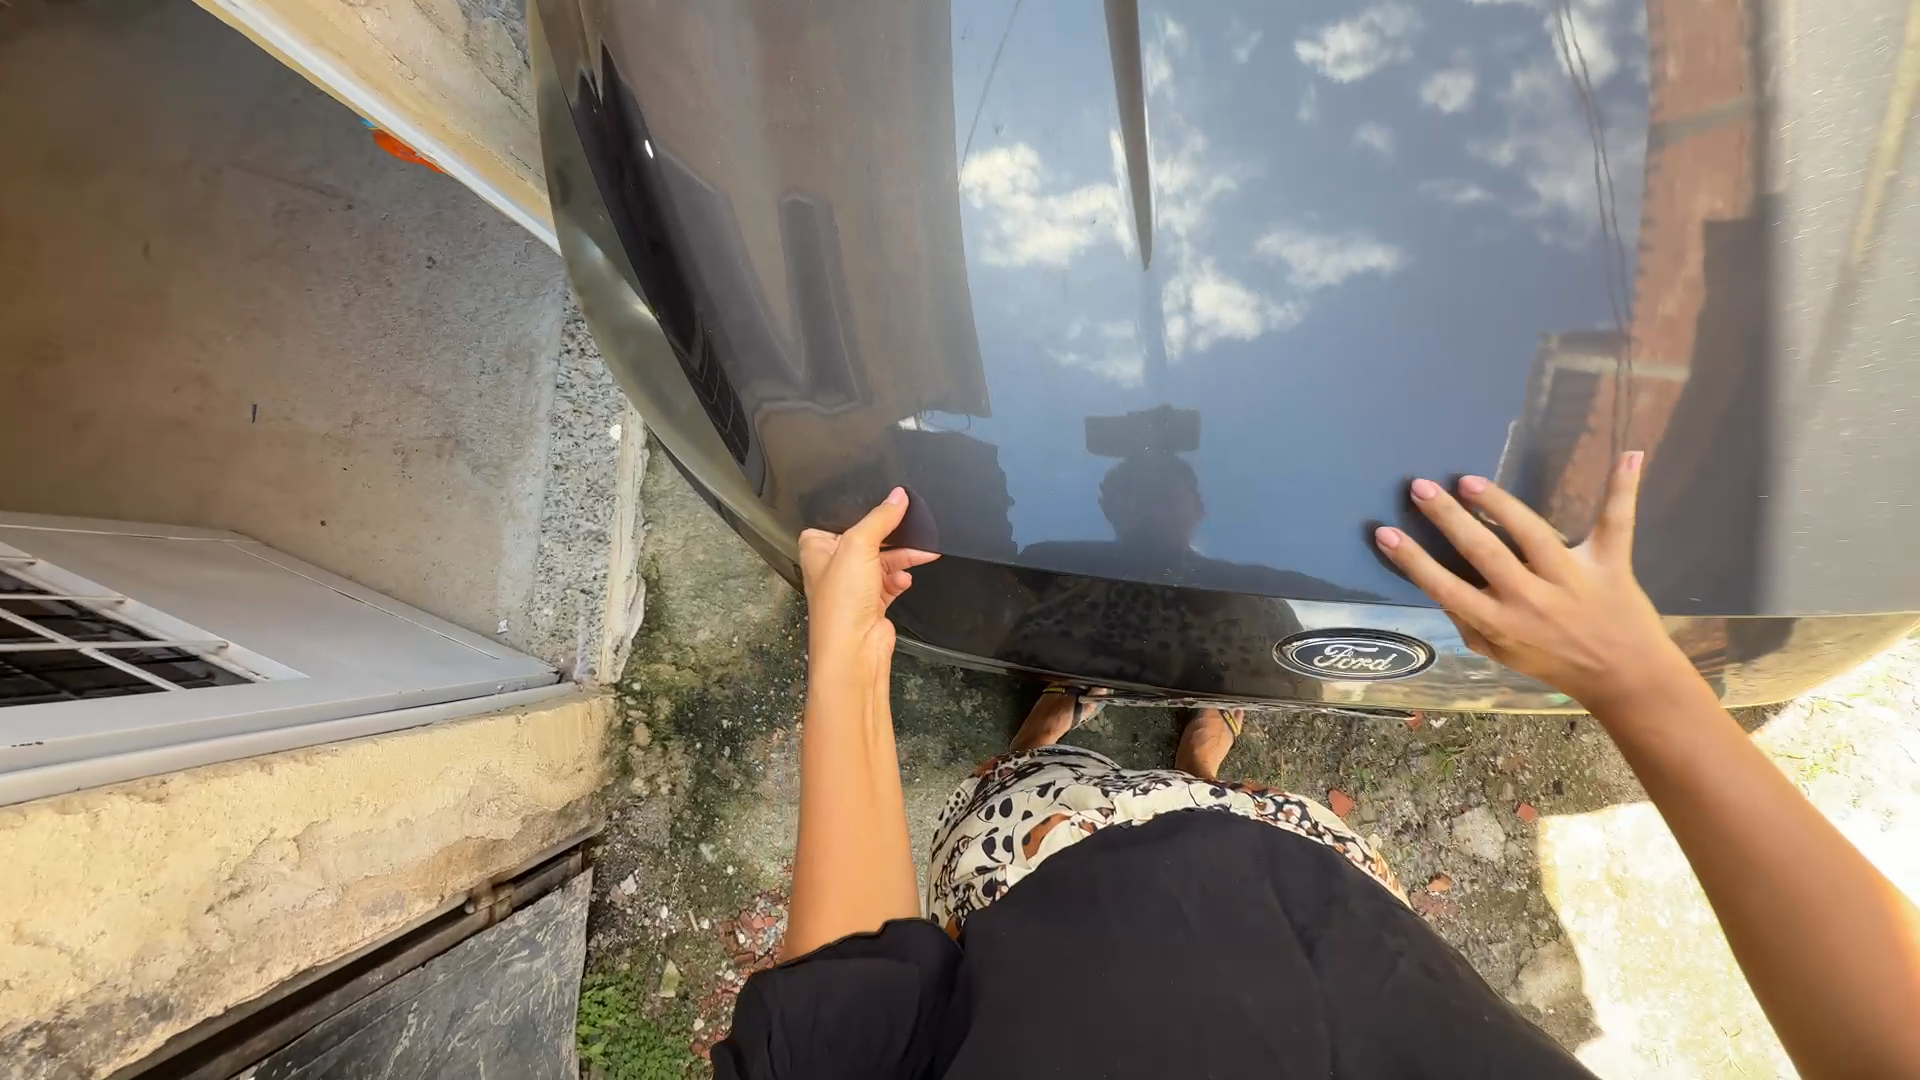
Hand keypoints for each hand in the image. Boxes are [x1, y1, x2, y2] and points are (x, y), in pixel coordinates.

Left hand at [799, 488, 939, 674]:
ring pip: (883, 560)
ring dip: (902, 557)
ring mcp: (852, 586)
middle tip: (915, 524)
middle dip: (891, 536)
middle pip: (867, 539)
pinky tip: (906, 580)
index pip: (840, 518)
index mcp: (816, 547)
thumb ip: (880, 518)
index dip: (864, 511)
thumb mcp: (859, 545)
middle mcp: (832, 566)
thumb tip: (898, 496)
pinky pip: (891, 582)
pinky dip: (900, 579)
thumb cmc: (841, 602)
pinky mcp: (871, 603)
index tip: (889, 501)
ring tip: (924, 553)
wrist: (854, 650)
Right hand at [1372, 452, 1691, 711]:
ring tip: (1468, 481)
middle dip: (1447, 517)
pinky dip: (1621, 491)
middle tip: (1419, 488)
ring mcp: (1572, 578)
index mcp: (1498, 622)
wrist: (1628, 680)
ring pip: (1532, 532)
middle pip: (1482, 551)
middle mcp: (1530, 598)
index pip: (1444, 587)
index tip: (1384, 532)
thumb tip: (1440, 584)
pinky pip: (1616, 524)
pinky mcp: (1612, 565)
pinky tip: (1630, 455)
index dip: (1412, 559)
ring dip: (1498, 502)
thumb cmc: (1550, 663)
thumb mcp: (1495, 652)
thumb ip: (1467, 620)